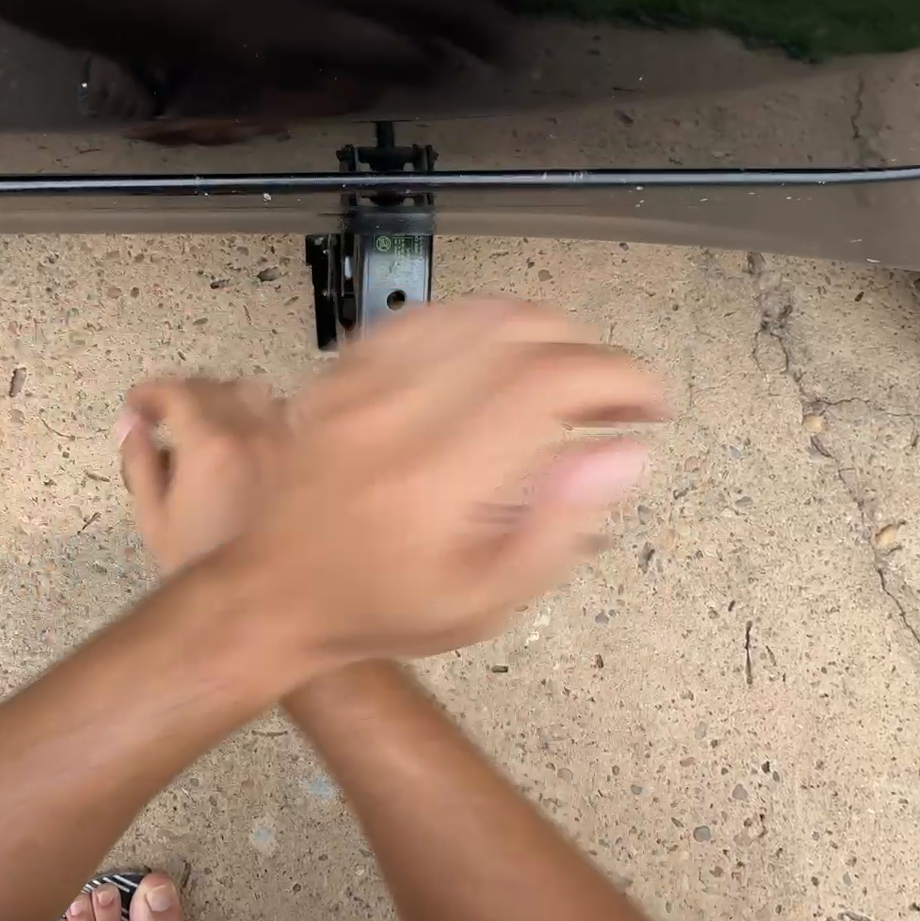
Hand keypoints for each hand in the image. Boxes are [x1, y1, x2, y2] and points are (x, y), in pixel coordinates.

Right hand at [118, 377, 291, 575]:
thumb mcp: (154, 519)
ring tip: (209, 427)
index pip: (175, 392)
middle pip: (214, 386)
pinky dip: (265, 418)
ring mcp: (286, 443)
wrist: (260, 603)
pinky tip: (251, 442)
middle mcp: (253, 434)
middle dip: (183, 395)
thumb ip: (139, 463)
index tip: (138, 406)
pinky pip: (288, 417)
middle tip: (165, 418)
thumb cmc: (202, 567)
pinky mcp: (310, 459)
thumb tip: (132, 425)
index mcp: (209, 445)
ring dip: (226, 401)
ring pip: (255, 394)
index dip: (149, 393)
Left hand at [174, 299, 664, 664]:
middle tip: (607, 396)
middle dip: (586, 351)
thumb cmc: (378, 608)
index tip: (645, 403)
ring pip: (470, 312)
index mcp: (436, 476)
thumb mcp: (483, 603)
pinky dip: (472, 324)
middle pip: (517, 331)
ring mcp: (359, 388)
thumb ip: (560, 529)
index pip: (547, 380)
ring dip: (536, 332)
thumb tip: (625, 452)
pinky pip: (416, 319)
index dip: (618, 376)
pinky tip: (491, 359)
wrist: (274, 590)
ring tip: (560, 377)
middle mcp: (396, 415)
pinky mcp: (338, 378)